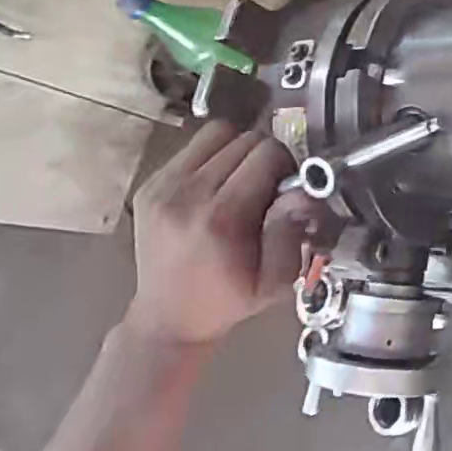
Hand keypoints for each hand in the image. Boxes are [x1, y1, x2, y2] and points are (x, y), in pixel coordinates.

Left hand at [123, 122, 324, 346]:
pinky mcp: (149, 184)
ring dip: (239, 150)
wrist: (168, 318)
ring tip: (243, 180)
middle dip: (266, 158)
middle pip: (245, 138)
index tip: (286, 191)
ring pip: (219, 132)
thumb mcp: (274, 281)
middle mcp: (186, 194)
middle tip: (268, 188)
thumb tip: (302, 191)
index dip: (286, 166)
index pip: (267, 153)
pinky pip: (194, 146)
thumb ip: (291, 232)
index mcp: (220, 219)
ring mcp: (162, 186)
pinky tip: (216, 186)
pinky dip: (214, 157)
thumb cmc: (228, 300)